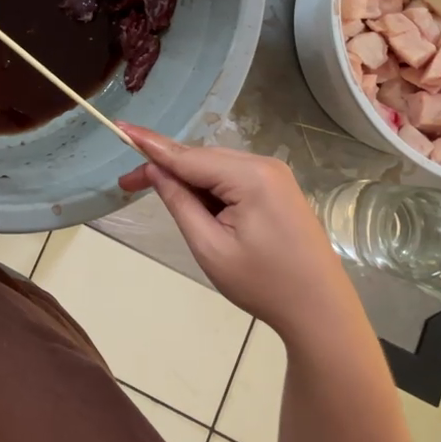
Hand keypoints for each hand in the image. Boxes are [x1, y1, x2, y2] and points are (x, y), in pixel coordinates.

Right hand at [117, 124, 356, 335]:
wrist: (322, 313)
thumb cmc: (263, 285)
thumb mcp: (210, 247)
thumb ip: (179, 202)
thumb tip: (155, 171)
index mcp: (249, 177)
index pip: (187, 156)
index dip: (149, 145)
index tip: (118, 128)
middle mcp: (263, 165)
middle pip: (200, 158)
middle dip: (164, 168)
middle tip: (127, 185)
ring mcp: (274, 175)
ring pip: (214, 167)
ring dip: (187, 180)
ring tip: (162, 200)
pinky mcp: (277, 188)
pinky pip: (231, 176)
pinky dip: (208, 187)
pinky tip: (197, 206)